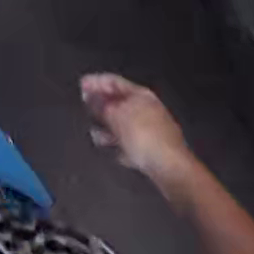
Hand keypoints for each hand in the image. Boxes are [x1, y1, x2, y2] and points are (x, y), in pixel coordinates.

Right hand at [81, 74, 197, 184]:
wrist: (174, 172)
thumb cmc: (143, 136)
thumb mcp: (115, 116)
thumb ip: (100, 105)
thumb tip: (90, 97)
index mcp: (140, 95)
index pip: (113, 81)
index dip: (95, 82)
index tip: (80, 86)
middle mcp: (148, 109)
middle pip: (119, 102)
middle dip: (101, 106)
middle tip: (85, 109)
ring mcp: (154, 130)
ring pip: (124, 125)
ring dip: (108, 129)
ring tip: (95, 135)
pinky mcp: (156, 151)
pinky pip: (133, 143)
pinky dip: (121, 144)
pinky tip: (112, 152)